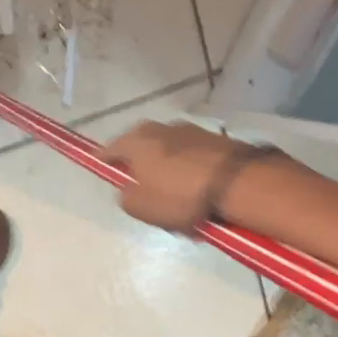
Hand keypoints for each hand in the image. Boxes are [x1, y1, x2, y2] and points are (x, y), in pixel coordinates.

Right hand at [99, 122, 259, 231]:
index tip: (100, 167)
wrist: (238, 183)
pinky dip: (187, 167)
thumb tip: (128, 189)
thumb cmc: (180, 195)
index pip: (109, 150)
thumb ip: (126, 197)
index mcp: (136, 142)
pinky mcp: (214, 139)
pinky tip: (193, 186)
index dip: (103, 161)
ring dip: (164, 164)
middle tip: (136, 180)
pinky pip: (190, 154)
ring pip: (167, 149)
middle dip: (137, 161)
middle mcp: (160, 129)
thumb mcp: (142, 207)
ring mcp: (189, 131)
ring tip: (169, 188)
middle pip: (140, 145)